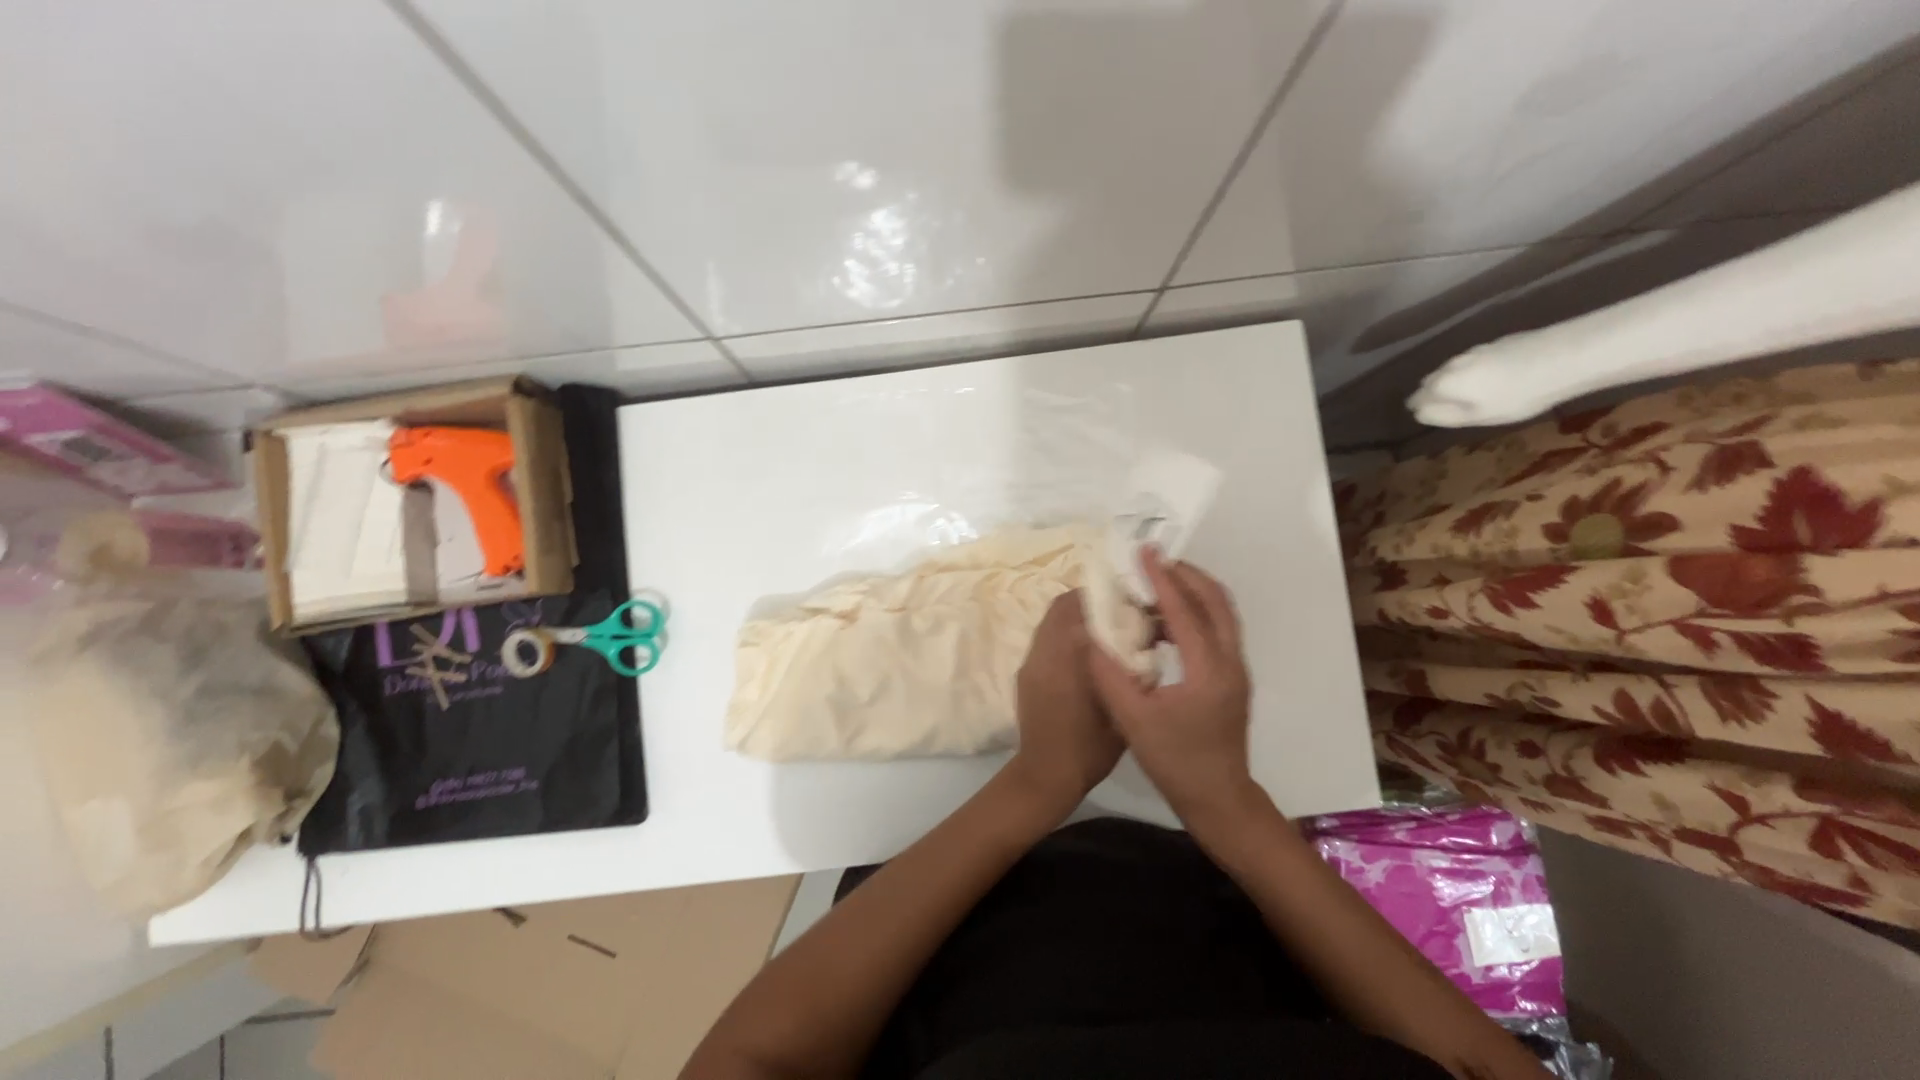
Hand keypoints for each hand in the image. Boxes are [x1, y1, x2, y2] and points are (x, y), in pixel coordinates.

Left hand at [1007, 591, 1123, 810]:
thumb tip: (1142, 641)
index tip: (1130, 601)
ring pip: (1051, 621)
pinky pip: (1044, 639)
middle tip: (1120, 611)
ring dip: (1076, 618)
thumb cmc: (1089, 748)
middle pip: (1062, 607)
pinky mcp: (1025, 674)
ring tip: (1105, 631)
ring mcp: (1030, 662)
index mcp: (1067, 658)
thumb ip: (1130, 671)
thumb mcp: (1121, 709)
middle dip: (1091, 602)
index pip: (1081, 607)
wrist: (1046, 775)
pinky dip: (1064, 636)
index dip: (1106, 597)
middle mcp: (1044, 652)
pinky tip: (1085, 654)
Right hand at [1090, 549, 1256, 822]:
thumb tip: (1090, 637)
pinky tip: (1167, 622)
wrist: (1218, 798)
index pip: (1184, 610)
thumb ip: (1110, 676)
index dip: (1161, 578)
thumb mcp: (1133, 721)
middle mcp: (1230, 662)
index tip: (1143, 552)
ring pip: (1222, 613)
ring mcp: (1236, 670)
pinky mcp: (1233, 679)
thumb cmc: (1175, 762)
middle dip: (1185, 574)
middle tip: (1151, 561)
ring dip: (1193, 591)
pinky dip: (1197, 611)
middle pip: (1215, 600)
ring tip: (1158, 583)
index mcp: (1207, 670)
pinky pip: (1219, 629)